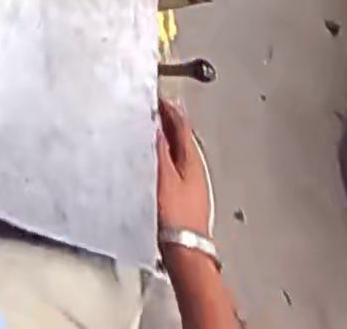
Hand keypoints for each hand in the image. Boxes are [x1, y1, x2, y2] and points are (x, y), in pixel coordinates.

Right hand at [156, 99, 211, 233]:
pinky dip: (165, 152)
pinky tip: (155, 157)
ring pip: (178, 149)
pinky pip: (175, 162)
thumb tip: (157, 125)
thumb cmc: (175, 214)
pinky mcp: (184, 192)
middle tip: (153, 108)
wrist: (185, 250)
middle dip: (168, 120)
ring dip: (166, 136)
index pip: (181, 124)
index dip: (169, 108)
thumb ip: (160, 149)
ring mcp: (191, 180)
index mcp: (191, 158)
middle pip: (181, 135)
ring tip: (152, 127)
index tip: (158, 97)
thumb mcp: (163, 176)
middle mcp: (194, 167)